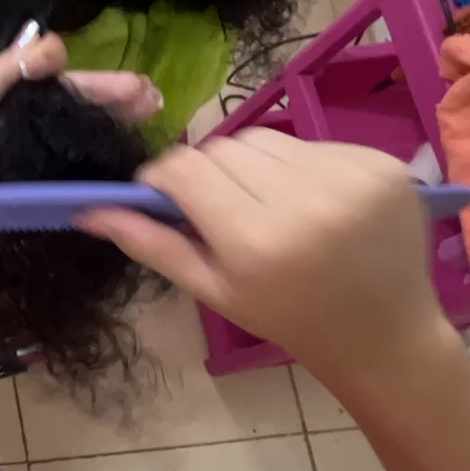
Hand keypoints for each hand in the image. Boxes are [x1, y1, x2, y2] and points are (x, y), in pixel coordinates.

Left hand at [0, 27, 158, 210]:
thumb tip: (52, 45)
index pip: (50, 77)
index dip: (92, 79)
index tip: (132, 86)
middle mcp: (7, 119)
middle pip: (68, 103)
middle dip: (112, 99)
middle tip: (155, 101)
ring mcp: (14, 155)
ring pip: (68, 132)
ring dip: (109, 126)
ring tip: (149, 122)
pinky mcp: (17, 186)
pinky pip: (58, 166)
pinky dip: (87, 159)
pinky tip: (115, 159)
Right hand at [76, 129, 453, 378]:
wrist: (382, 331)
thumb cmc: (283, 317)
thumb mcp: (208, 288)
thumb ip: (150, 244)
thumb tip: (87, 211)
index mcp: (257, 240)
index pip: (185, 171)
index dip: (160, 176)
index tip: (159, 196)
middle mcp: (306, 200)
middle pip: (220, 149)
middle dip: (203, 173)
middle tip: (214, 208)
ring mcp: (351, 177)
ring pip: (261, 139)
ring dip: (246, 164)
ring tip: (261, 203)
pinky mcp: (382, 163)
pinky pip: (307, 143)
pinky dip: (292, 165)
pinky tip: (305, 200)